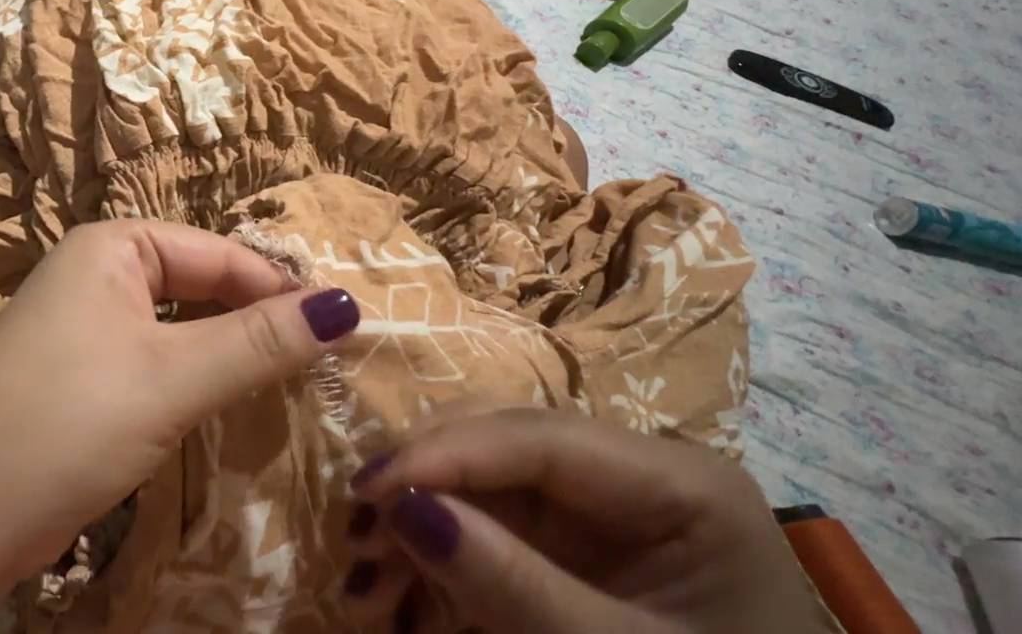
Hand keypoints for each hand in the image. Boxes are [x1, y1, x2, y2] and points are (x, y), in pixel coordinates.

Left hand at [0, 220, 361, 633]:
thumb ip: (259, 340)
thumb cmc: (67, 422)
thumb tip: (346, 303)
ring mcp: (78, 328)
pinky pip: (148, 362)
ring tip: (287, 382)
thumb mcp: (172, 376)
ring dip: (226, 351)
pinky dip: (189, 379)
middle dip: (254, 318)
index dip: (280, 287)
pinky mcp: (73, 379)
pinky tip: (219, 405)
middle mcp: (91, 274)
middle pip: (196, 284)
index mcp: (109, 247)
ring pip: (174, 327)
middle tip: (323, 361)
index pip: (218, 252)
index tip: (346, 330)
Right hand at [344, 409, 823, 632]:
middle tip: (355, 539)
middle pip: (495, 447)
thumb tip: (402, 507)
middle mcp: (630, 473)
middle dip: (419, 489)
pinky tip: (396, 597)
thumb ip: (514, 585)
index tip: (366, 488)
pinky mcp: (569, 543)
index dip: (442, 453)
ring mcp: (596, 507)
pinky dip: (435, 558)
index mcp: (678, 482)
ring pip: (476, 484)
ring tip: (364, 585)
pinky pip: (483, 528)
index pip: (536, 437)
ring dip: (414, 527)